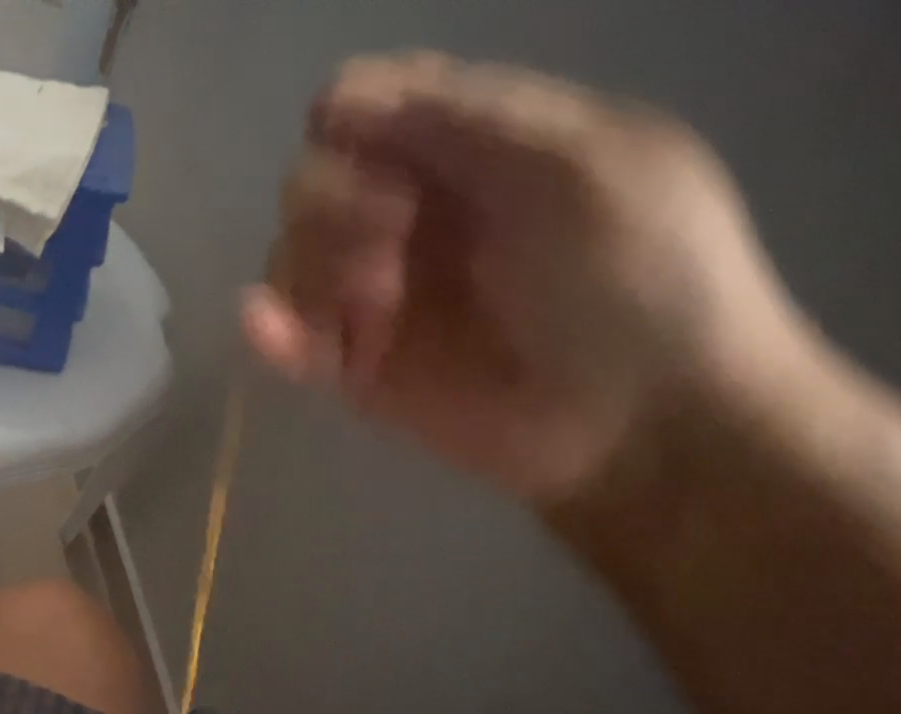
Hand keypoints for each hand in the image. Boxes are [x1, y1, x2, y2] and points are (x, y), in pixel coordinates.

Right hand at [244, 51, 814, 501]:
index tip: (368, 153)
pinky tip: (266, 326)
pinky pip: (282, 336)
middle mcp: (409, 214)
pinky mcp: (353, 365)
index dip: (350, 119)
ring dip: (312, 268)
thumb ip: (462, 118)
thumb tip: (330, 102)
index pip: (368, 106)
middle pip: (312, 180)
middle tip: (390, 240)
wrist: (639, 421)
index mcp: (466, 149)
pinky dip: (265, 328)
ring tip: (370, 304)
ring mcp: (376, 293)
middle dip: (335, 205)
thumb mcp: (580, 164)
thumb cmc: (634, 279)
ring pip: (288, 254)